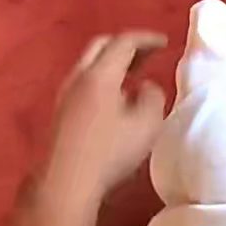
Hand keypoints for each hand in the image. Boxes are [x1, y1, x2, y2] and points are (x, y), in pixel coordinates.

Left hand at [36, 31, 168, 211]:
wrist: (64, 185)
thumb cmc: (109, 153)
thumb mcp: (146, 124)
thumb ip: (152, 97)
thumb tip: (145, 87)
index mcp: (99, 75)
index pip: (123, 43)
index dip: (146, 39)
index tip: (165, 43)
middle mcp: (78, 79)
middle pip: (101, 47)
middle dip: (127, 45)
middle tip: (149, 53)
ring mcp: (65, 96)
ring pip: (90, 65)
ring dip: (114, 63)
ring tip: (136, 74)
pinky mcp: (60, 114)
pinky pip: (85, 83)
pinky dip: (104, 79)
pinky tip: (117, 98)